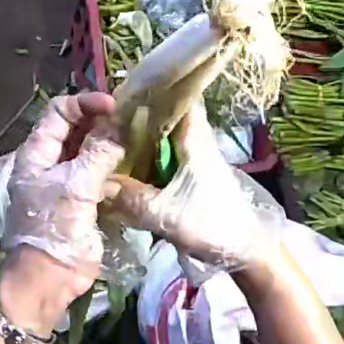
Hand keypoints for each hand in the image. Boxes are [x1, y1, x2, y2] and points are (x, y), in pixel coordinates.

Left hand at [0, 93, 122, 327]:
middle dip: (101, 120)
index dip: (85, 103)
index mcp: (37, 152)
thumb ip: (98, 153)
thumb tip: (119, 126)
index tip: (114, 106)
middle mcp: (49, 161)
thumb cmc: (54, 228)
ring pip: (89, 149)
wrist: (48, 278)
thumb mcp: (76, 186)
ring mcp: (66, 180)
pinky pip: (99, 172)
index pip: (59, 111)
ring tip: (138, 135)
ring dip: (111, 142)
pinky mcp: (82, 199)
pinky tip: (134, 162)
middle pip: (76, 128)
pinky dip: (114, 164)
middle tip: (132, 117)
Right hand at [104, 102, 285, 280]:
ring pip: (163, 136)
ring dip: (140, 136)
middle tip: (104, 120)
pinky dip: (146, 155)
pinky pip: (164, 155)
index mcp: (194, 141)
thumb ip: (130, 197)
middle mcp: (196, 141)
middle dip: (136, 115)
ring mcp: (195, 157)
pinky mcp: (192, 174)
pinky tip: (125, 164)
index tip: (120, 93)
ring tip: (108, 139)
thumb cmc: (212, 225)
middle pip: (165, 115)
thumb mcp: (166, 214)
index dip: (151, 91)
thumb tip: (96, 183)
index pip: (177, 98)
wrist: (246, 252)